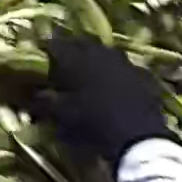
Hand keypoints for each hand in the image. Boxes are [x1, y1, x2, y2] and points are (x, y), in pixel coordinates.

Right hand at [44, 36, 170, 162]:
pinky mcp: (143, 75)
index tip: (41, 52)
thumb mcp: (63, 115)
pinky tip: (116, 84)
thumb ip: (47, 101)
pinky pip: (126, 67)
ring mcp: (124, 62)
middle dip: (72, 48)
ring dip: (96, 57)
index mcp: (77, 59)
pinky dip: (117, 72)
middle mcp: (100, 53)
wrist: (138, 138)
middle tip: (64, 59)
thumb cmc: (93, 124)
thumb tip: (38, 94)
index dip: (47, 48)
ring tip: (89, 68)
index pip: (56, 45)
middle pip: (82, 43)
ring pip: (105, 51)